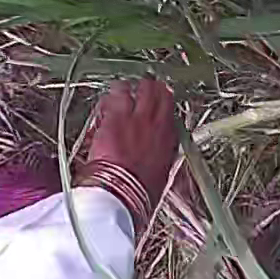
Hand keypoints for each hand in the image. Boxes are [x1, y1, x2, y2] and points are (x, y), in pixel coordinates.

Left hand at [80, 79, 177, 226]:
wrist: (121, 191)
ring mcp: (135, 116)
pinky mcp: (115, 115)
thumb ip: (161, 159)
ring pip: (139, 88)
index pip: (171, 112)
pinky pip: (116, 93)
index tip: (160, 103)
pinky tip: (108, 96)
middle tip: (145, 87)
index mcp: (169, 139)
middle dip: (151, 88)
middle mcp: (156, 123)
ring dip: (133, 87)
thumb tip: (160, 162)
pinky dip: (113, 94)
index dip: (164, 104)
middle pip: (158, 93)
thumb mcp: (160, 176)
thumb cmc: (140, 190)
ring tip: (125, 87)